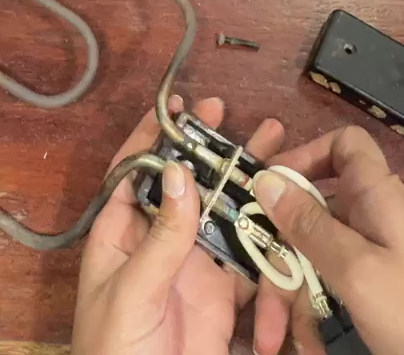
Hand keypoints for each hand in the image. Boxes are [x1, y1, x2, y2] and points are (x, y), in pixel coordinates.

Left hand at [73, 95, 285, 354]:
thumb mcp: (131, 294)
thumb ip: (161, 238)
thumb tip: (182, 174)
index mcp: (120, 236)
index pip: (134, 171)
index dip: (152, 135)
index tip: (175, 105)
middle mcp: (155, 244)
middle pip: (184, 184)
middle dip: (206, 148)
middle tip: (228, 111)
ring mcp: (190, 269)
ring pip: (219, 213)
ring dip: (242, 181)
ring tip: (271, 144)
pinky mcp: (220, 298)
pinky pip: (245, 259)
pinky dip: (264, 236)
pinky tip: (283, 210)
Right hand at [250, 126, 403, 354]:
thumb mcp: (356, 269)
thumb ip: (307, 224)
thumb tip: (264, 177)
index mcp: (373, 194)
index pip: (342, 143)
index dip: (307, 153)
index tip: (271, 187)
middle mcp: (369, 216)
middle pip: (310, 210)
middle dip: (279, 253)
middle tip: (260, 299)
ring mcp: (371, 255)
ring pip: (312, 255)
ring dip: (289, 295)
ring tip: (274, 339)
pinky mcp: (372, 290)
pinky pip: (327, 286)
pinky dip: (311, 313)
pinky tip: (306, 345)